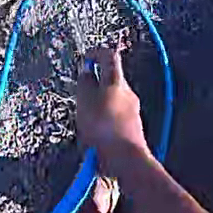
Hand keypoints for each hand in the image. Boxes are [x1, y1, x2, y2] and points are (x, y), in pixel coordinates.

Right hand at [75, 44, 149, 161]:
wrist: (125, 159)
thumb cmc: (104, 127)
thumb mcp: (84, 100)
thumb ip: (84, 83)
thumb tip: (86, 73)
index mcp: (116, 82)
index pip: (109, 56)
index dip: (96, 53)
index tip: (86, 58)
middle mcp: (128, 93)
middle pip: (111, 80)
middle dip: (94, 84)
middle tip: (80, 93)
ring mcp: (132, 111)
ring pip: (112, 99)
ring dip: (98, 104)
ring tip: (85, 119)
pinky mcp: (131, 128)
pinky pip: (115, 117)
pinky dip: (103, 120)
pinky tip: (94, 134)